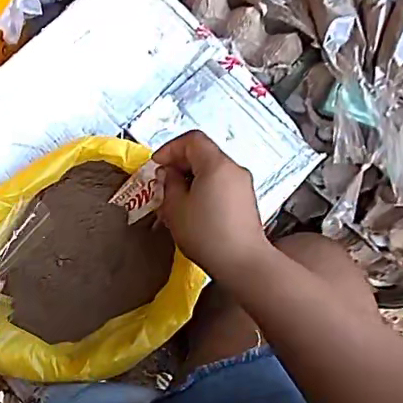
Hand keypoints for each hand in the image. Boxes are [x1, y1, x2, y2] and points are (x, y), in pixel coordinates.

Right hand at [154, 131, 273, 281]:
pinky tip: (193, 213)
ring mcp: (243, 185)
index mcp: (216, 164)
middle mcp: (233, 169)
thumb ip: (168, 184)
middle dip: (179, 166)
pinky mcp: (246, 202)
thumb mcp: (176, 208)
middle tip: (162, 185)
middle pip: (203, 155)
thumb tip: (168, 174)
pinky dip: (204, 192)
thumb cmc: (207, 235)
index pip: (192, 140)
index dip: (170, 149)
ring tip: (175, 203)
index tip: (156, 166)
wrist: (242, 262)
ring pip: (212, 172)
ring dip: (191, 181)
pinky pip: (221, 187)